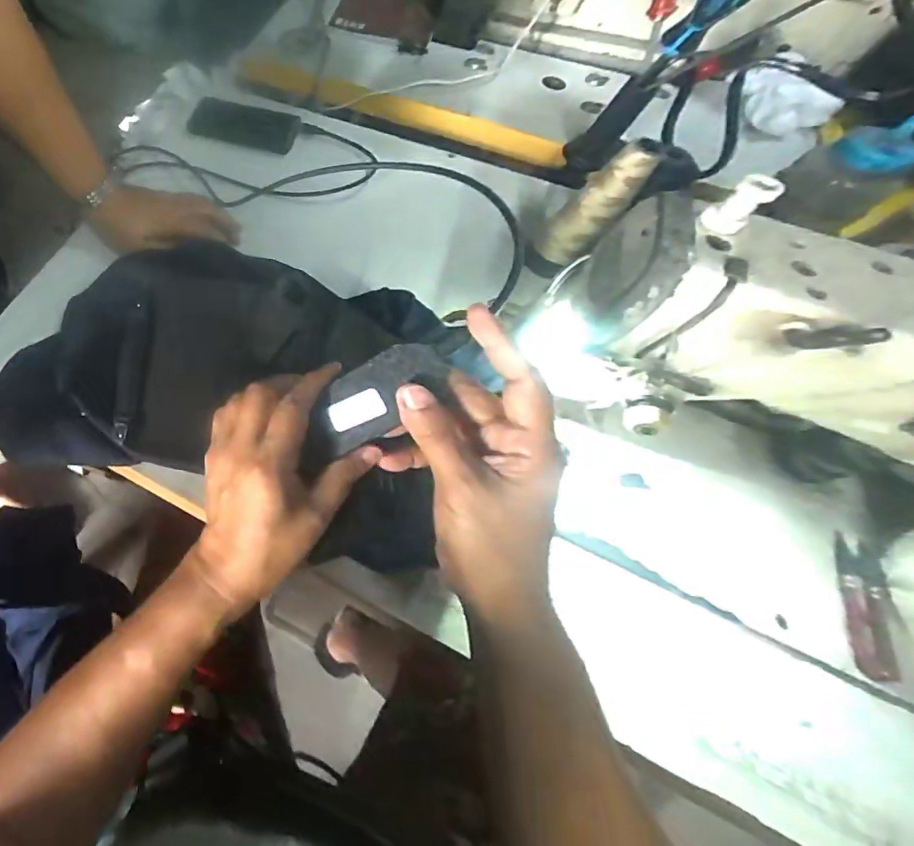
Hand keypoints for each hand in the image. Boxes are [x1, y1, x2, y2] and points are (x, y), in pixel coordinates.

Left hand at [88, 184, 239, 252]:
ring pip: (203, 202)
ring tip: (228, 224)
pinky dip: (206, 206)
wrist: (100, 195)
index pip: (204, 230)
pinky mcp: (164, 195)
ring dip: (219, 212)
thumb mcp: (138, 246)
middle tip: (238, 236)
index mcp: (174, 221)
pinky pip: (193, 199)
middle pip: (210, 211)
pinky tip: (205, 214)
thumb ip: (165, 249)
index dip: (219, 241)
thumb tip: (188, 253)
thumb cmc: (117, 225)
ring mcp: (171, 198)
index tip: (231, 252)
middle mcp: (178, 207)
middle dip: (226, 223)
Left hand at [184, 365, 379, 615]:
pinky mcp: (210, 453)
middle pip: (259, 393)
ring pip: (238, 398)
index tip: (331, 369)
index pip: (289, 406)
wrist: (226, 565)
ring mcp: (220, 447)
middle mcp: (240, 446)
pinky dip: (243, 402)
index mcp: (269, 462)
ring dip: (263, 388)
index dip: (311, 382)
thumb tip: (372, 449)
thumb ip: (341, 477)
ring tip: (288, 395)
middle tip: (311, 384)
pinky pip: (224, 413)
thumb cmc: (276, 546)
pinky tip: (260, 412)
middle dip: (287, 380)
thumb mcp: (316, 516)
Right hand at [384, 305, 562, 625]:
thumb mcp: (462, 486)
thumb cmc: (494, 544)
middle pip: (473, 400)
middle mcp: (513, 444)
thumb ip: (435, 436)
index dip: (501, 345)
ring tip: (380, 420)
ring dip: (416, 423)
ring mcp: (489, 460)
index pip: (522, 381)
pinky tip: (385, 455)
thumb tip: (408, 389)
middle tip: (395, 376)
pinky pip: (439, 448)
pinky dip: (414, 448)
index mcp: (532, 444)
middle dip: (433, 392)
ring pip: (449, 423)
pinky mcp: (468, 475)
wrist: (495, 598)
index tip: (473, 314)